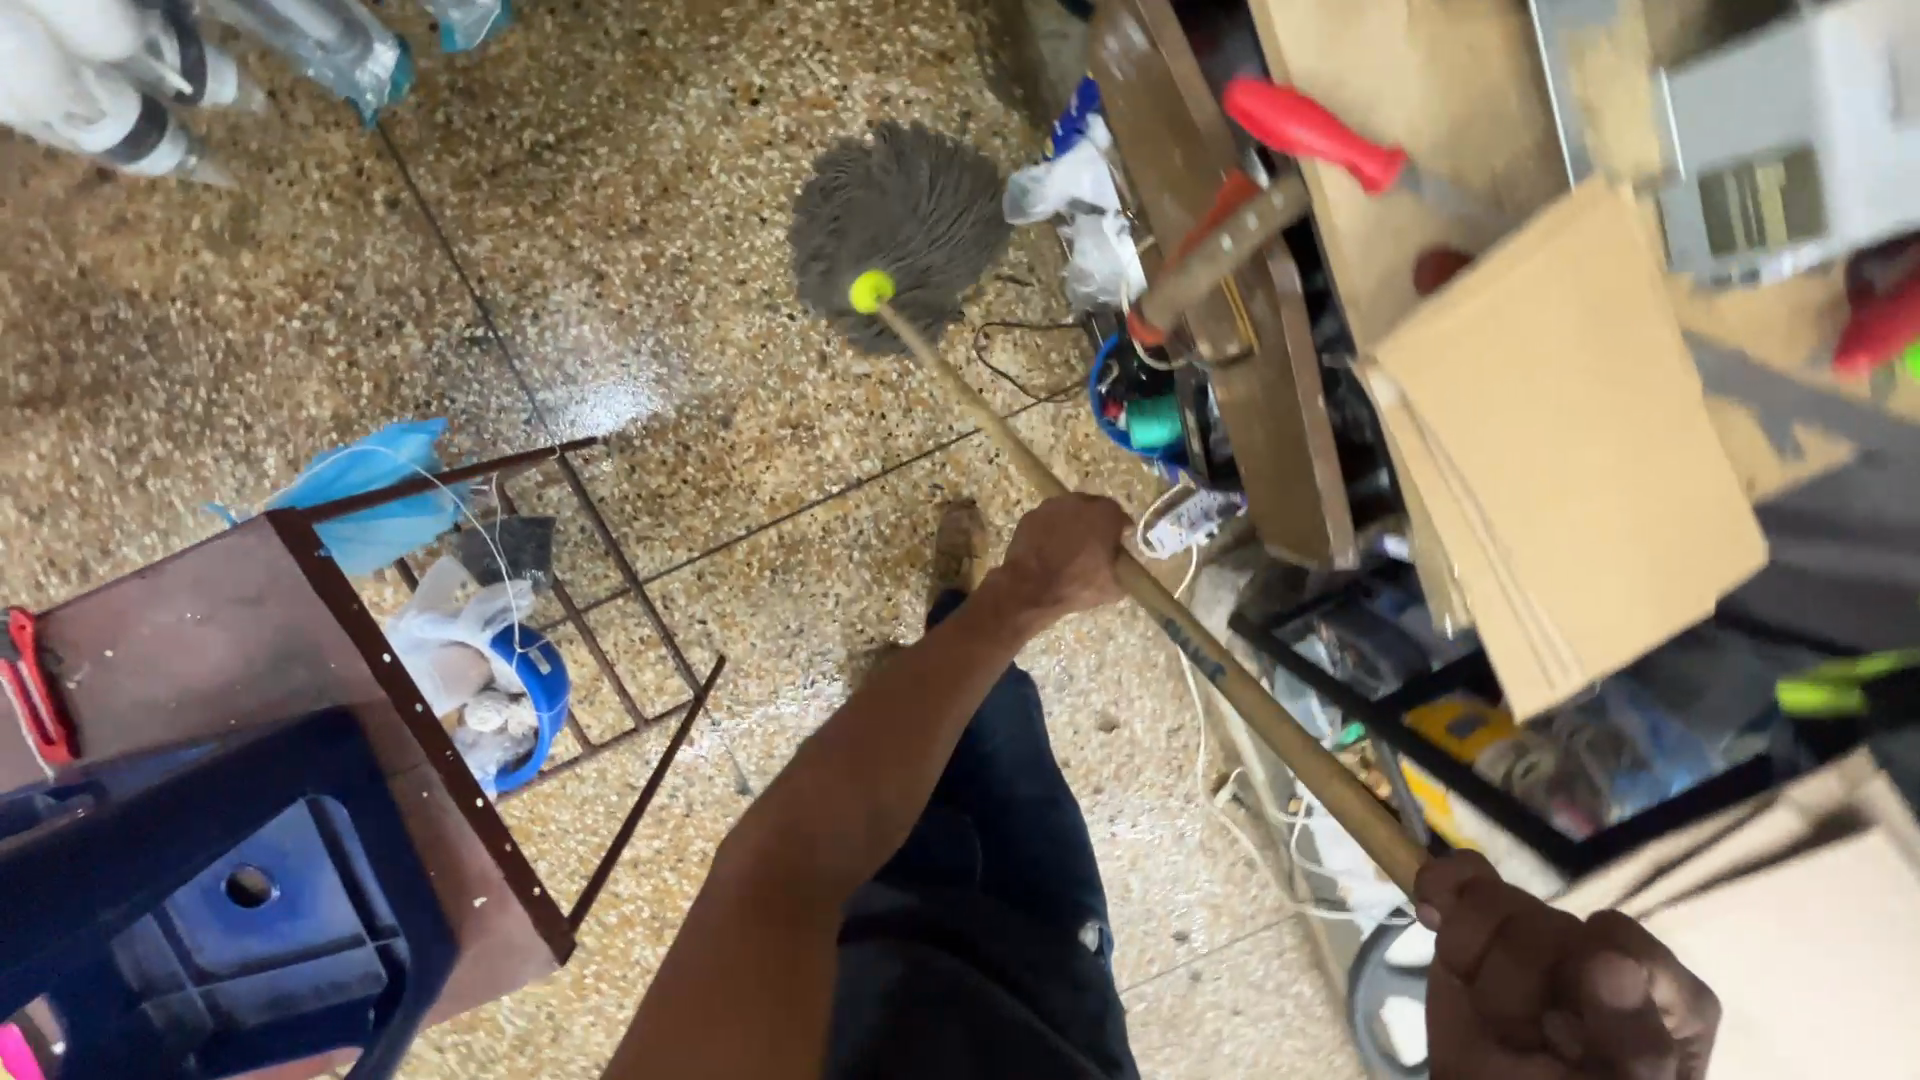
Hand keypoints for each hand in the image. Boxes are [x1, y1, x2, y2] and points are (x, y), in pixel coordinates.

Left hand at [988, 494, 1130, 625]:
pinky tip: (1047, 549)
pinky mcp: (1029, 517)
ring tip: (1068, 547)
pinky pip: (1046, 521)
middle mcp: (1078, 502)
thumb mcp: (1113, 587)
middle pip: (1091, 509)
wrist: (1030, 588)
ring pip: (1067, 512)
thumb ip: (1121, 569)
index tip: (1117, 543)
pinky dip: (1049, 531)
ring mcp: (1050, 507)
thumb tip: (1120, 566)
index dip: (1118, 530)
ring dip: (1070, 525)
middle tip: (1092, 545)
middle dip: (1094, 524)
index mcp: (1104, 515)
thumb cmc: (1077, 585)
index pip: (1118, 515)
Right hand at [1416, 851, 1719, 1079]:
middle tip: (1523, 1038)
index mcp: (1659, 985)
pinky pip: (1459, 870)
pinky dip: (1436, 889)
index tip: (1571, 1040)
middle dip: (1512, 990)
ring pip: (1488, 898)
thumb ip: (1632, 1036)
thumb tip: (1611, 959)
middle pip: (1541, 923)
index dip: (1580, 983)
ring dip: (1468, 962)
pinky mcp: (1477, 914)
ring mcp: (1535, 926)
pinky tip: (1432, 918)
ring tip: (1486, 1006)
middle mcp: (1599, 945)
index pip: (1619, 940)